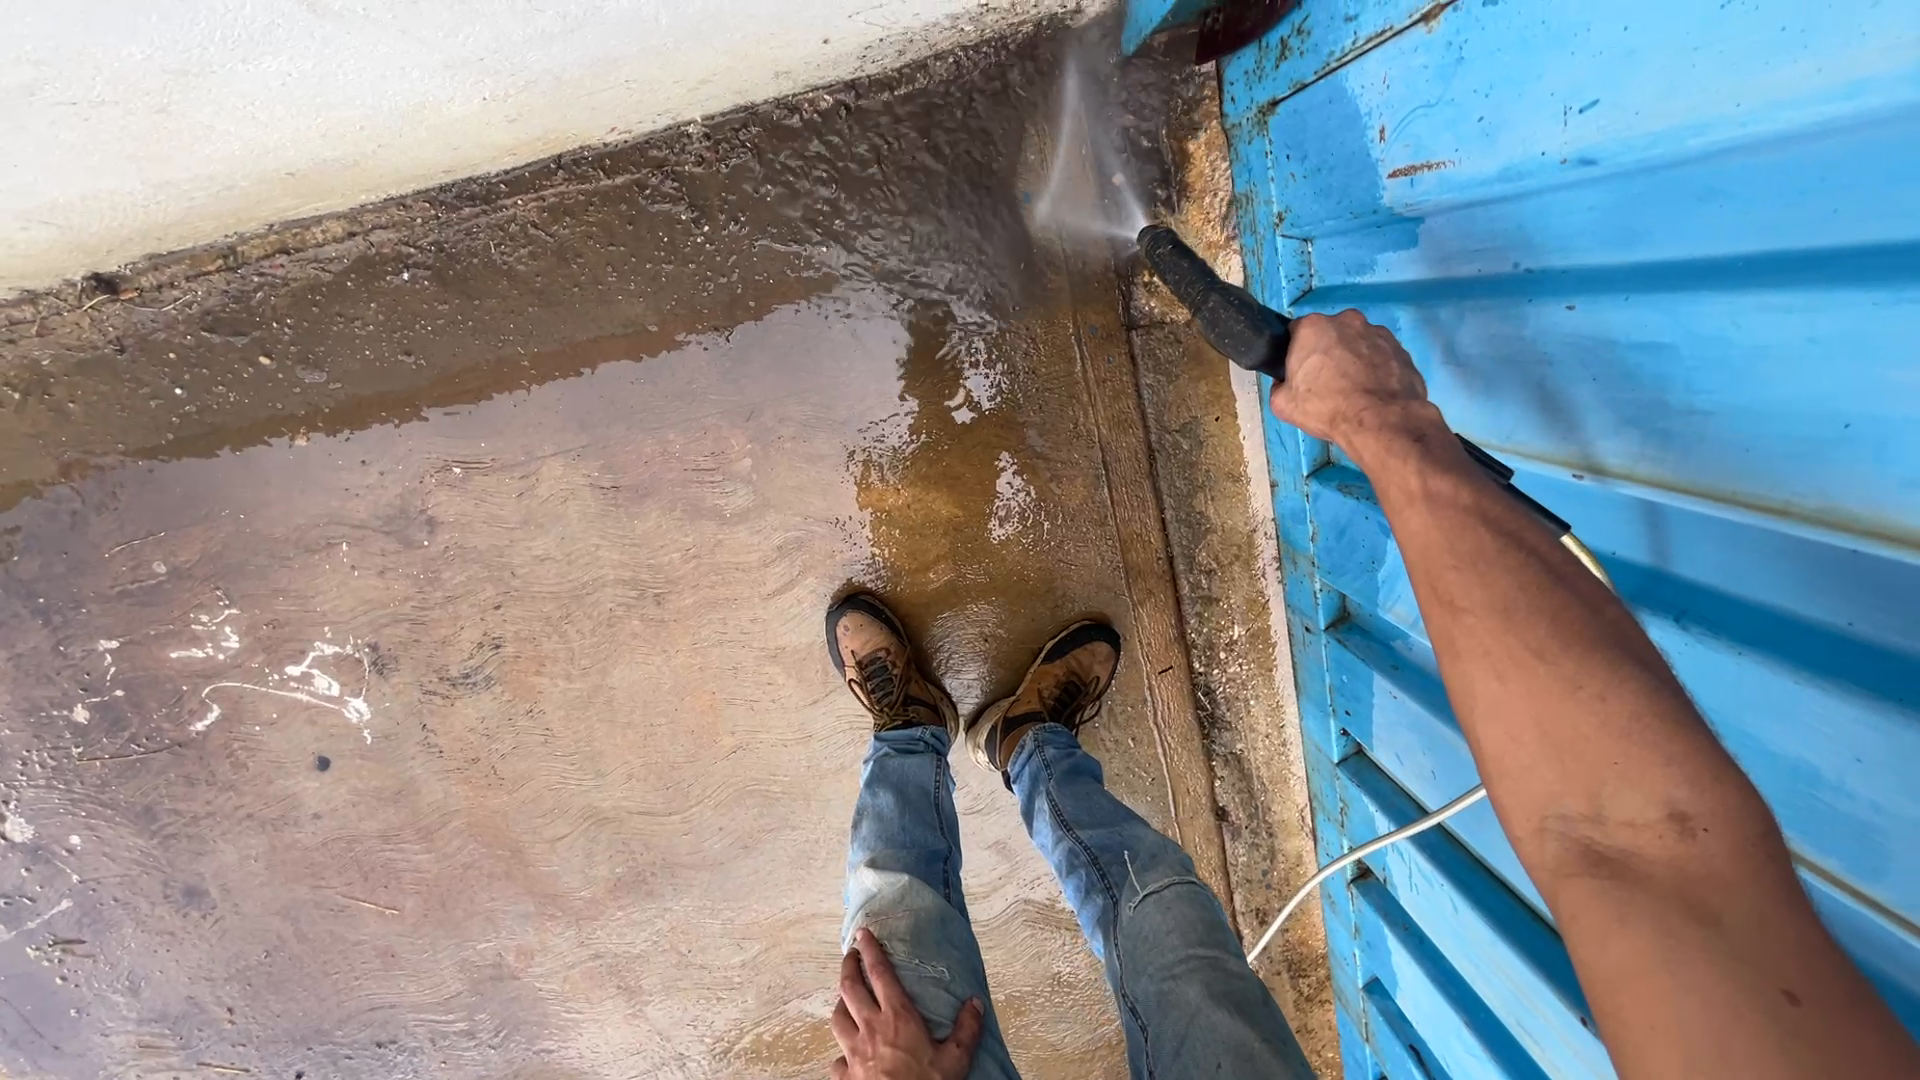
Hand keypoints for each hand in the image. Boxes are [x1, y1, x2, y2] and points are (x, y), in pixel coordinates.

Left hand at [830, 927, 983, 1079]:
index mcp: (897, 1017)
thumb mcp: (955, 1061)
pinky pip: (836, 1057)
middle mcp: (870, 1029)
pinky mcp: (845, 1077)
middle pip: (849, 988)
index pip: (879, 973)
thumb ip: (966, 1029)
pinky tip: (846, 1053)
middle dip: (847, 966)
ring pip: (837, 1018)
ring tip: (846, 997)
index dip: (869, 949)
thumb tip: (976, 1002)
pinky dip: (840, 1051)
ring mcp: (854, 1053)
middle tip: (850, 954)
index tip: (863, 933)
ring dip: (840, 1003)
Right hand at [1268, 310, 1440, 451]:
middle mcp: (1347, 320)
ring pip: (1357, 343)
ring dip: (1353, 359)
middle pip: (1330, 334)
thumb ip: (1279, 386)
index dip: (1295, 352)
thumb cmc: (1325, 408)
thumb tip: (1286, 384)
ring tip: (1353, 389)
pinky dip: (1375, 369)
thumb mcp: (1282, 404)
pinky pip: (1380, 356)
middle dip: (1327, 352)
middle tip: (1325, 381)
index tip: (1299, 371)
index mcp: (1313, 327)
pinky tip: (1372, 391)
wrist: (1379, 421)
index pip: (1296, 332)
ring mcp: (1378, 332)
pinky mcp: (1401, 348)